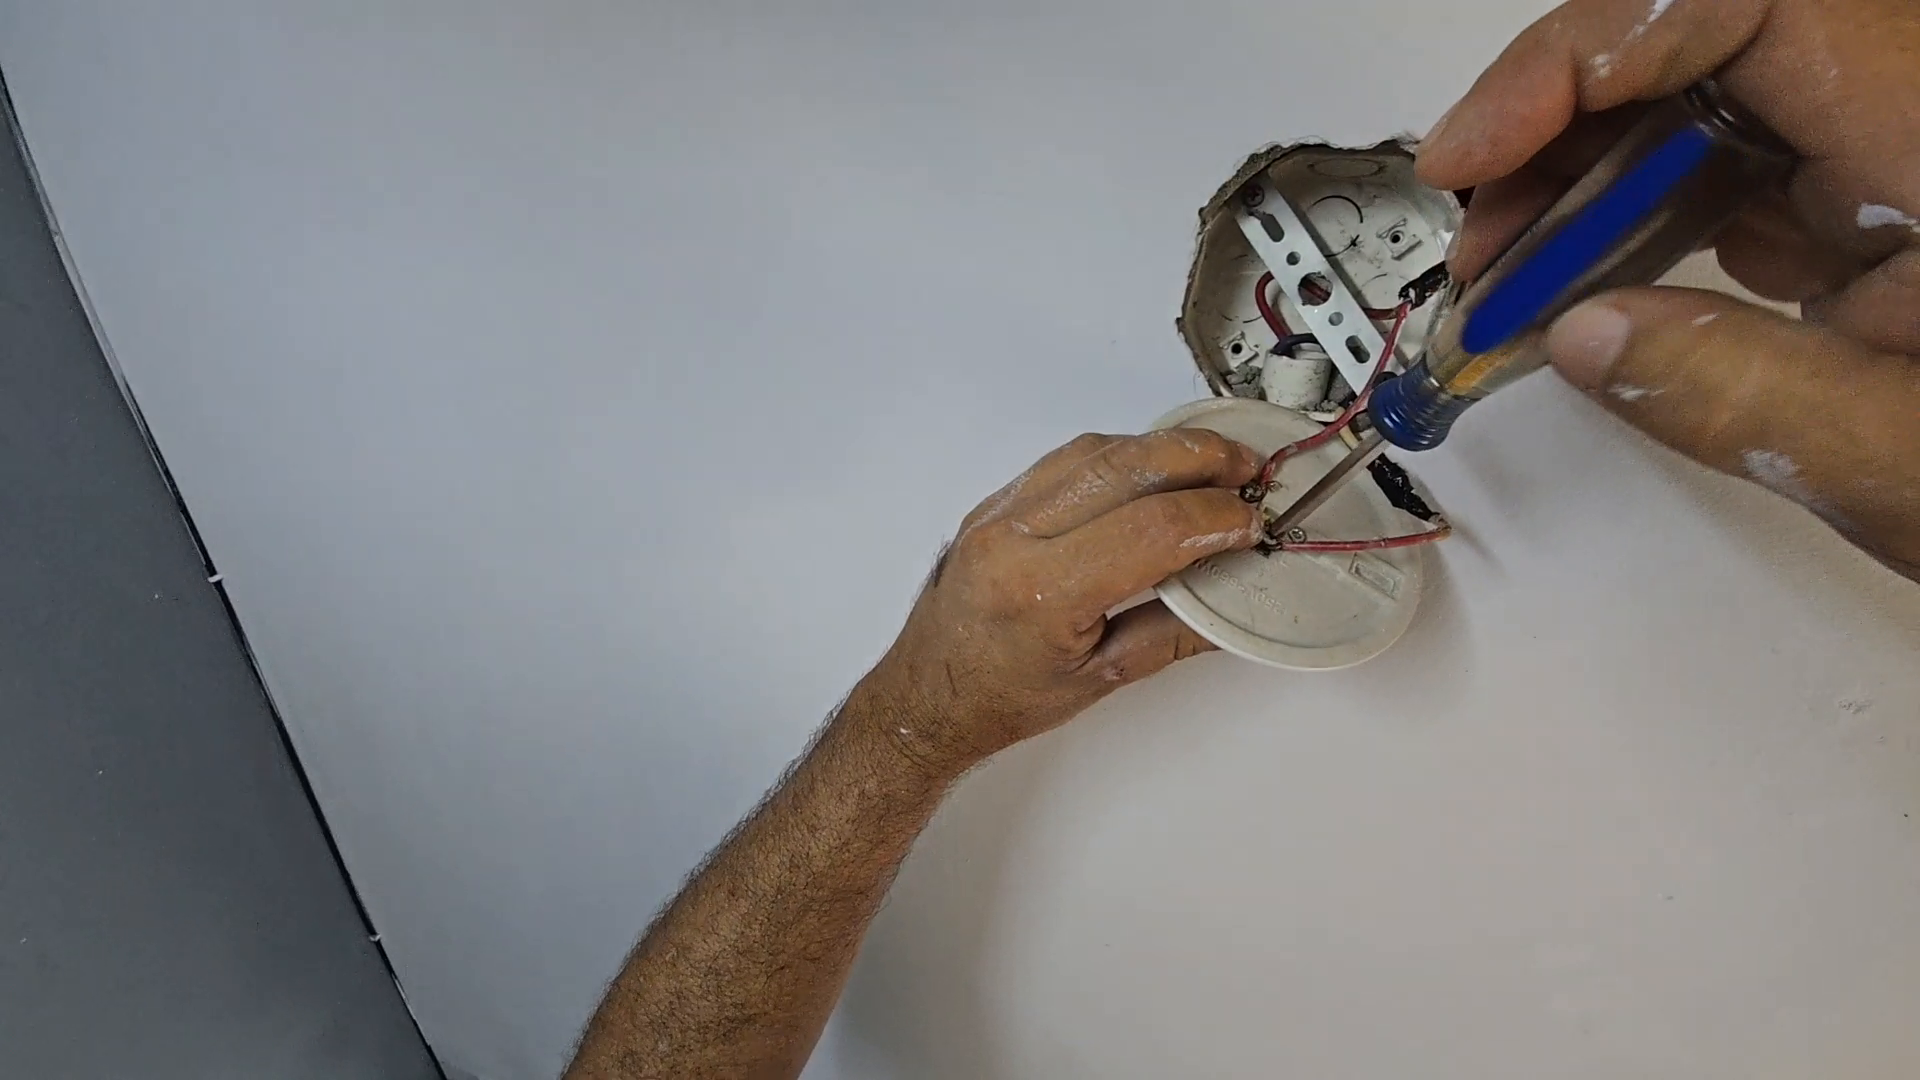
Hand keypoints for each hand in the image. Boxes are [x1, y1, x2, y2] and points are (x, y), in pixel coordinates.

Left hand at [855, 430, 1264, 778]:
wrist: (927, 695)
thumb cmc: (999, 698)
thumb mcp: (1098, 679)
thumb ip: (1173, 630)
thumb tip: (1229, 589)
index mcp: (1040, 592)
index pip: (1148, 530)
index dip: (1213, 517)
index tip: (1249, 520)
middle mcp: (1011, 539)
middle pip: (1121, 468)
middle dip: (1197, 455)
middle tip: (1244, 466)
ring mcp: (996, 515)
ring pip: (1091, 452)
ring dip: (1158, 447)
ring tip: (1207, 461)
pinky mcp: (992, 506)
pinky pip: (1063, 461)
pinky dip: (1116, 455)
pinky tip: (1147, 469)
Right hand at [1417, 0, 1919, 579]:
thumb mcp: (1898, 457)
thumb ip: (1736, 389)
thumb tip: (1575, 334)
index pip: (1751, 12)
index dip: (1579, 60)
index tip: (1465, 157)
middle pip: (1698, 56)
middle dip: (1547, 139)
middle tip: (1478, 252)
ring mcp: (1893, 154)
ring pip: (1692, 112)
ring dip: (1568, 186)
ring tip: (1505, 281)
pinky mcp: (1864, 199)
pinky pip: (1717, 175)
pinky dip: (1617, 224)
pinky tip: (1572, 288)